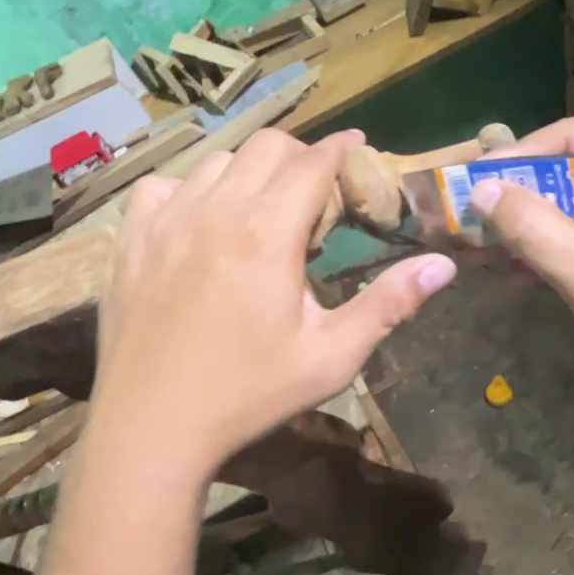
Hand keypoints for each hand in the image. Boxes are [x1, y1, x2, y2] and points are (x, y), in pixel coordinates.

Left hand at [91, 128, 457, 478]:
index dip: (342, 147)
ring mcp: (166, 219)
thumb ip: (388, 304)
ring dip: (248, 172)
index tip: (358, 146)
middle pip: (266, 146)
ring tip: (258, 210)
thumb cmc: (248, 394)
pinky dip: (188, 190)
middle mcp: (216, 209)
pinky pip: (161, 186)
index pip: (313, 161)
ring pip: (216, 161)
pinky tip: (197, 223)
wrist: (151, 428)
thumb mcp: (331, 357)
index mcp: (268, 232)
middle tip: (314, 192)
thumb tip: (443, 265)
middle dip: (300, 156)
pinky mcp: (130, 238)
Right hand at [471, 118, 573, 409]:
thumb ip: (535, 229)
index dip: (517, 156)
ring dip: (530, 224)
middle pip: (573, 168)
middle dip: (518, 194)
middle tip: (470, 215)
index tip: (472, 182)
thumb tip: (481, 189)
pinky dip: (553, 248)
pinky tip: (519, 270)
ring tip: (484, 246)